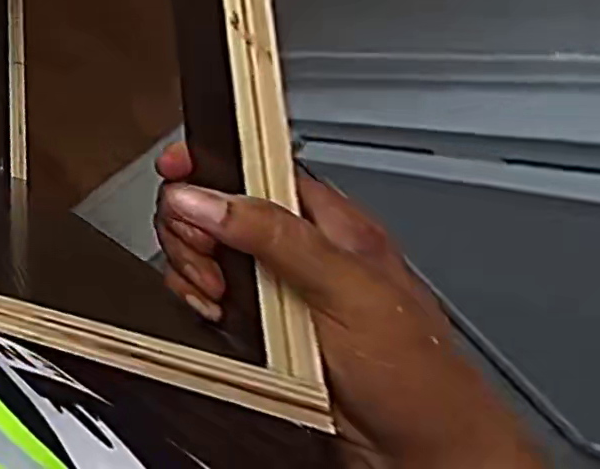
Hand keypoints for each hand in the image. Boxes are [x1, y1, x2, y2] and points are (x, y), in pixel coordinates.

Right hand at [154, 143, 542, 467]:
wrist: (423, 464)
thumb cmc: (425, 388)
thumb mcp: (352, 294)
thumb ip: (275, 235)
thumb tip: (198, 197)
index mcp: (322, 222)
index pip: (250, 164)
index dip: (205, 161)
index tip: (174, 169)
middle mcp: (288, 244)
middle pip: (205, 203)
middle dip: (191, 227)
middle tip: (208, 256)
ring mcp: (264, 278)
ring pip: (192, 242)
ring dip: (190, 266)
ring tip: (220, 293)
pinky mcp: (243, 311)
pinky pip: (191, 283)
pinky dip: (190, 294)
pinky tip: (216, 312)